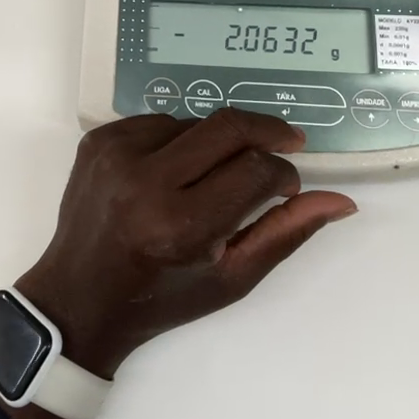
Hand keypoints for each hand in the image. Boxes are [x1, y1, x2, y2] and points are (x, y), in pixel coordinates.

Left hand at [15, 110, 356, 379]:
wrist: (78, 298)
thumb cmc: (161, 298)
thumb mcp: (230, 278)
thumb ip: (285, 233)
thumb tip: (340, 200)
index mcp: (180, 225)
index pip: (255, 171)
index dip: (283, 173)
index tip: (289, 183)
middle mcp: (144, 180)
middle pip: (226, 126)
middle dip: (266, 130)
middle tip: (288, 141)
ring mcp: (114, 153)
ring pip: (193, 121)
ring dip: (216, 140)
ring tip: (216, 172)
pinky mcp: (97, 139)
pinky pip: (157, 121)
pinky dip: (178, 138)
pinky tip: (177, 168)